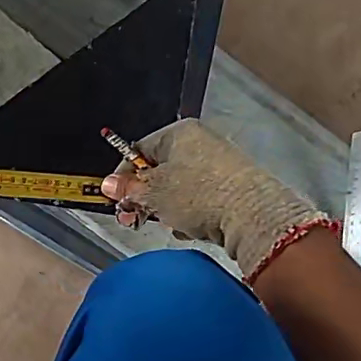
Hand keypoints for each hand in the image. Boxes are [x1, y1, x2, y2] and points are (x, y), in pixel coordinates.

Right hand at [101, 120, 332, 278]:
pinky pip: (197, 201)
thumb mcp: (152, 192)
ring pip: (176, 189)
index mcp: (179, 133)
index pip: (138, 151)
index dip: (123, 177)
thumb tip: (108, 184)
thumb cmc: (199, 195)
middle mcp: (200, 143)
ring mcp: (218, 165)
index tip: (116, 198)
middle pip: (158, 171)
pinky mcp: (231, 188)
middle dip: (143, 197)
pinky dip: (188, 215)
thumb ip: (127, 188)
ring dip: (165, 209)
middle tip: (135, 217)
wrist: (251, 216)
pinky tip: (190, 227)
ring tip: (167, 223)